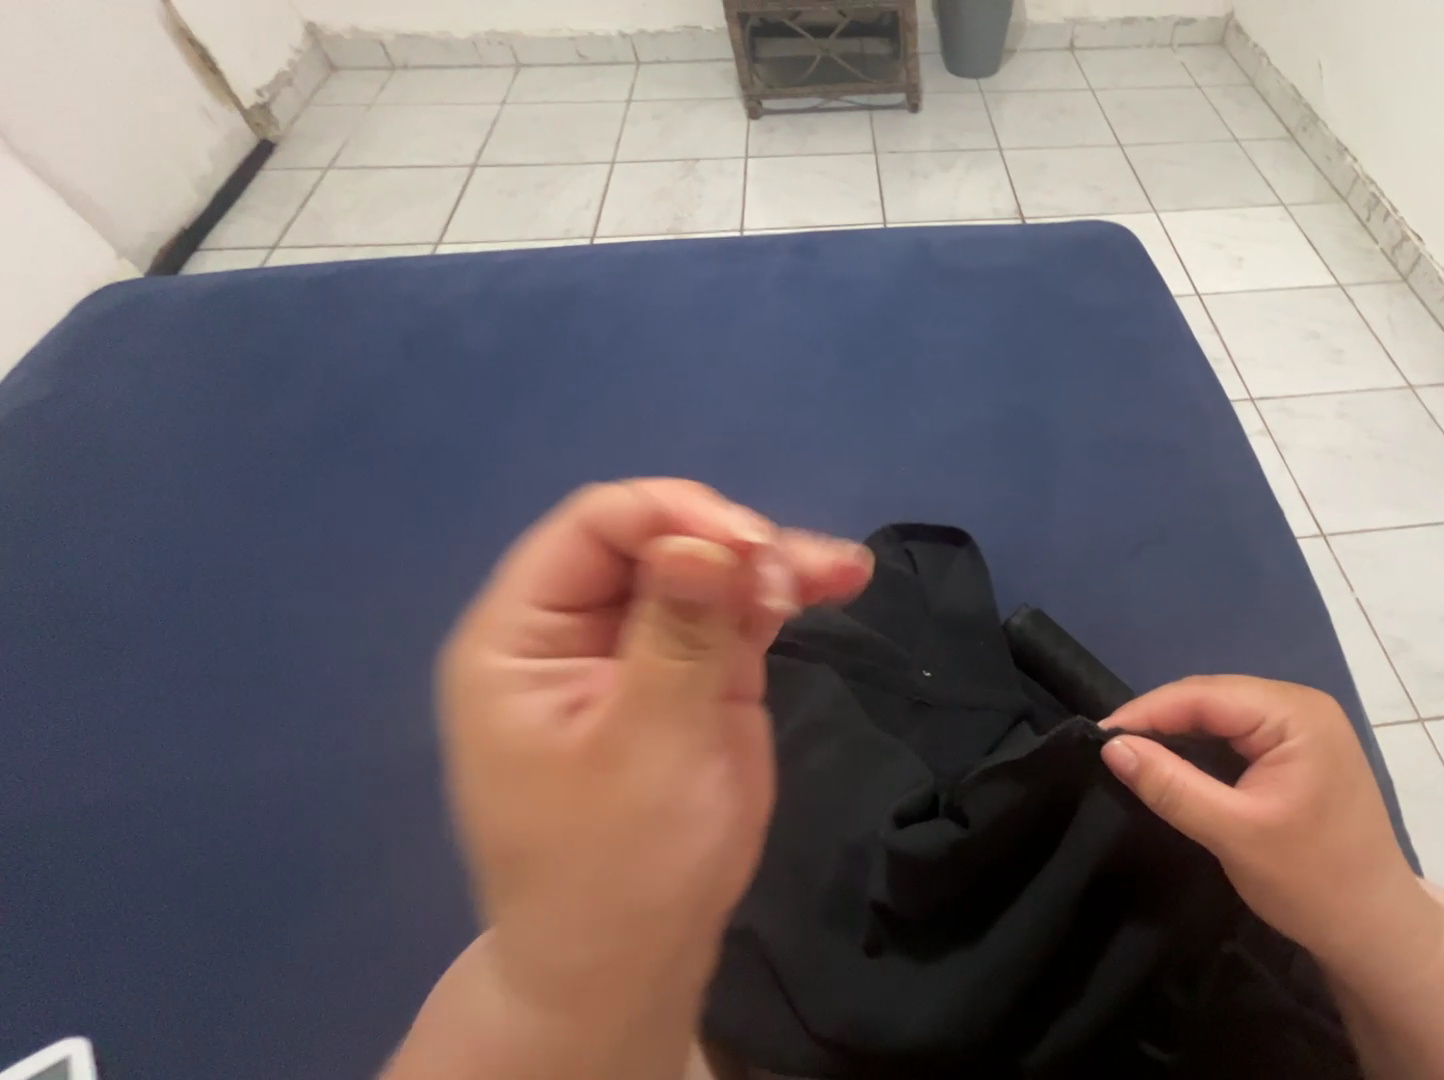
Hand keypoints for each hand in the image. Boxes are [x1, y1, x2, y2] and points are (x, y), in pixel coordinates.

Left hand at [435, 480, 871, 1021]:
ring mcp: (645, 644)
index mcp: (524, 636)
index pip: (595, 528)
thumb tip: (705, 537)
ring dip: (774, 563)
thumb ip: (678, 638)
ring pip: (711, 567)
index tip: (750, 544)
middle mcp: (581, 625)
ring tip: (840, 571)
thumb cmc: (617, 867)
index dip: (673, 516)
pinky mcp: (697, 670)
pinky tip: (839, 577)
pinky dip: (787, 592)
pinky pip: (740, 610)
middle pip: (661, 538)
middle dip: (734, 543)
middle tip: (795, 577)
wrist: (635, 956)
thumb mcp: (647, 750)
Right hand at [1099, 676, 1430, 967]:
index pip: (1204, 695)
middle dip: (1159, 720)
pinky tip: (1173, 761)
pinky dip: (1200, 746)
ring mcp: (1302, 726)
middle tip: (1111, 748)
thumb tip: (1110, 746)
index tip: (1098, 736)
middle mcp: (1301, 706)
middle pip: (1211, 698)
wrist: (1377, 931)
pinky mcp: (1297, 747)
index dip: (1147, 711)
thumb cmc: (1313, 882)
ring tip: (1132, 752)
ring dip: (1177, 732)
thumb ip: (1171, 786)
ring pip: (1220, 713)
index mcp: (1296, 714)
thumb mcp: (1233, 834)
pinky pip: (1235, 732)